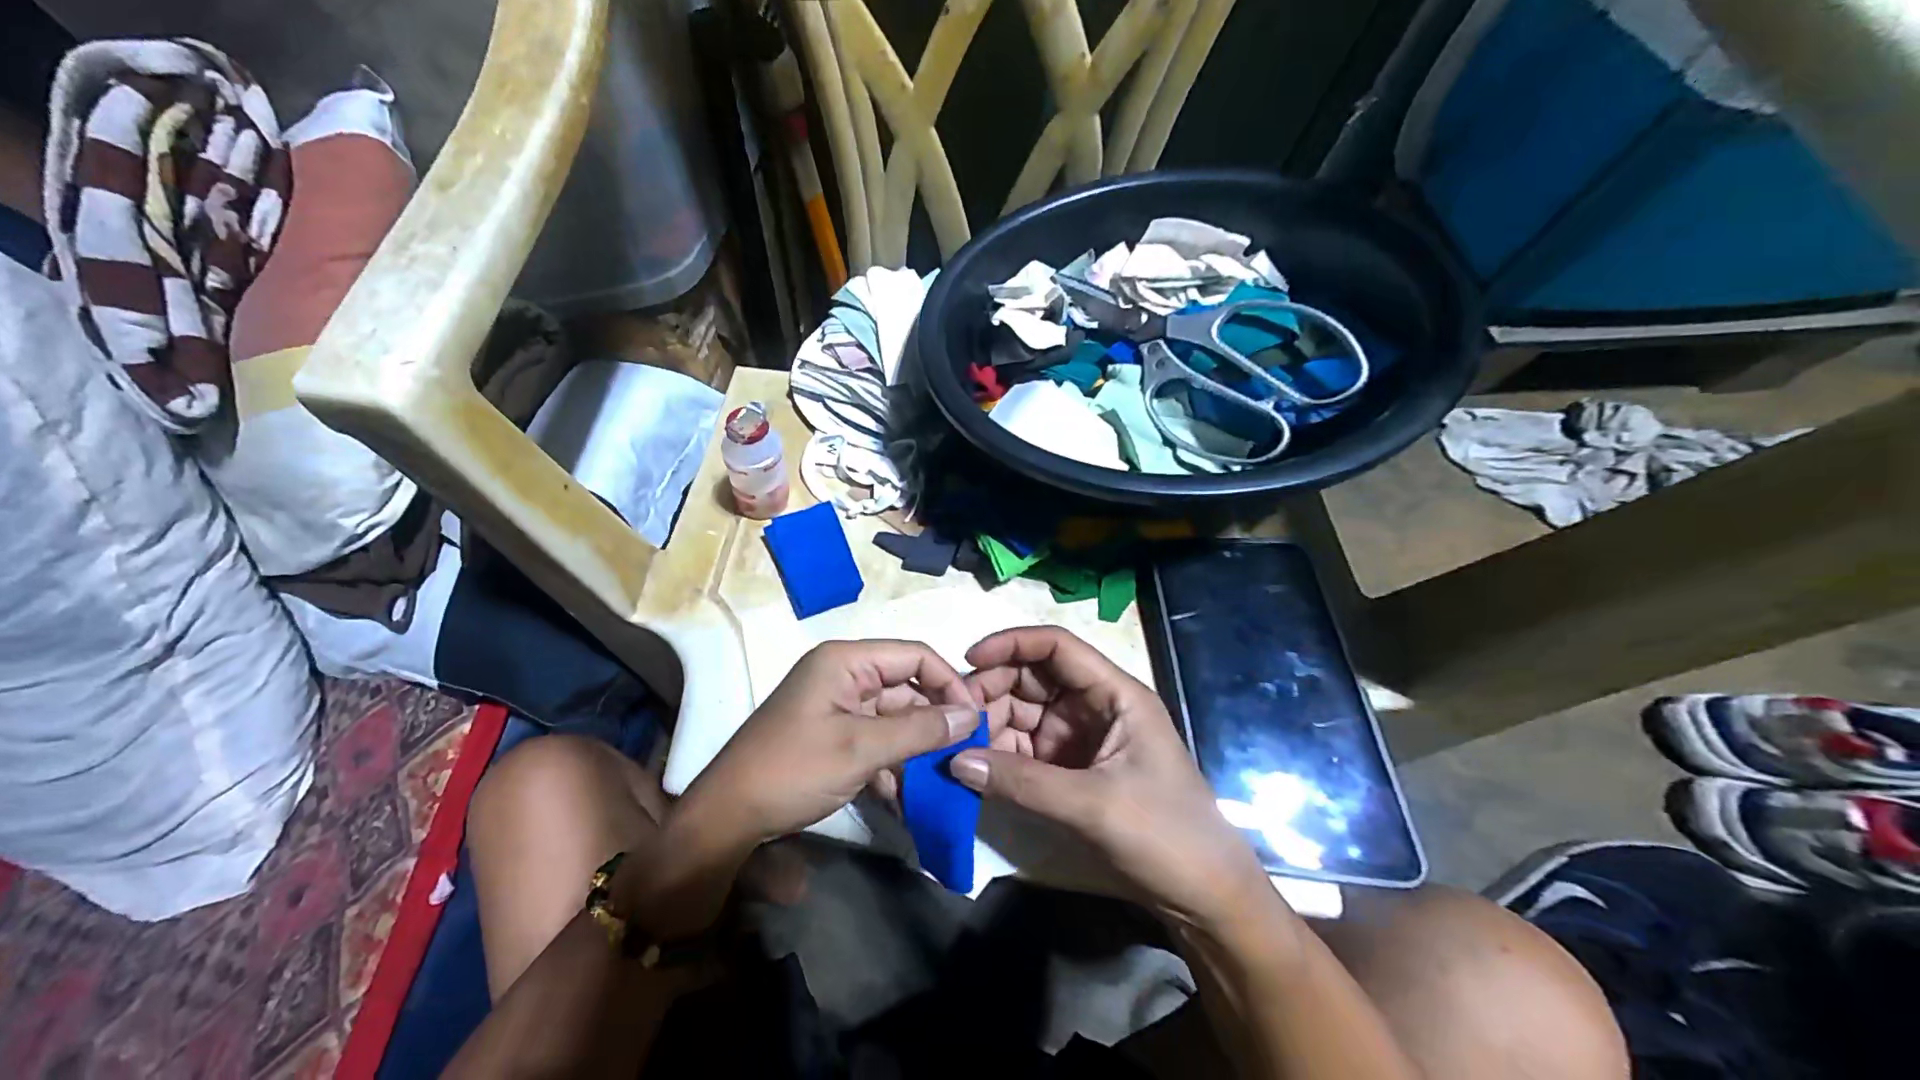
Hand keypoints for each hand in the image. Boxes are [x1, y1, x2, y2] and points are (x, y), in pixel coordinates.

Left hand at [679, 640, 979, 847]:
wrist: (728, 818)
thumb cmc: (793, 770)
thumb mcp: (861, 749)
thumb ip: (920, 729)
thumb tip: (971, 715)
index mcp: (845, 661)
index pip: (914, 656)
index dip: (948, 683)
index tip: (974, 720)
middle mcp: (843, 675)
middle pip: (906, 687)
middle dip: (935, 720)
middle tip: (965, 752)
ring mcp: (837, 706)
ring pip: (894, 717)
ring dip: (917, 747)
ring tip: (941, 778)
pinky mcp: (833, 735)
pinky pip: (877, 740)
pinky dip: (894, 763)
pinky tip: (907, 797)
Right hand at [954, 627, 1275, 930]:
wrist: (1205, 897)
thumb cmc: (1165, 836)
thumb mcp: (1094, 805)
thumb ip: (1023, 781)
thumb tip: (955, 761)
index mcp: (1115, 695)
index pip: (1058, 647)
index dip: (1012, 644)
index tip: (968, 660)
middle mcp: (1094, 707)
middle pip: (1033, 678)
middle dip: (992, 690)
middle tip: (954, 718)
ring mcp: (1081, 739)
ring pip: (1024, 714)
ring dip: (990, 725)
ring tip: (955, 746)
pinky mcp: (1070, 772)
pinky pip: (1025, 751)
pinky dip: (998, 756)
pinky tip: (972, 769)